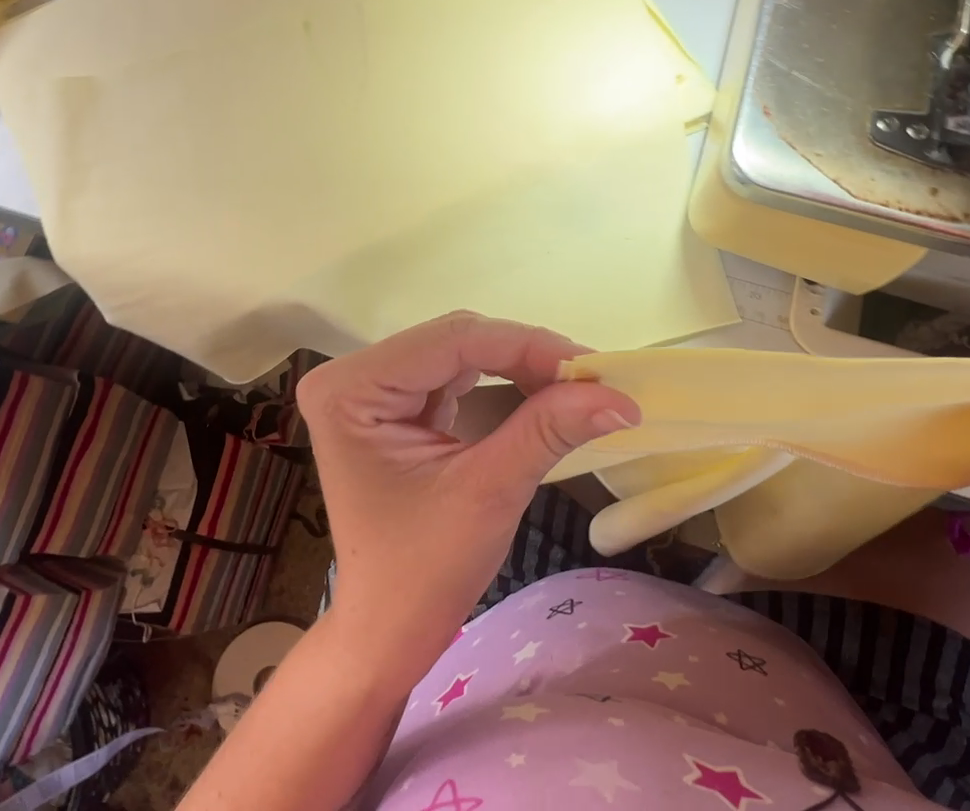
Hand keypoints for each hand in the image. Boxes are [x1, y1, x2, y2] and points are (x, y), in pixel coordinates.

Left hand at [296, 313, 638, 663]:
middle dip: (527, 357)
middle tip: (593, 381)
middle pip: (455, 341)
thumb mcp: (489, 491)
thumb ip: (548, 430)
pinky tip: (542, 394)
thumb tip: (619, 397)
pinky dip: (503, 383)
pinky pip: (455, 377)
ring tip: (576, 388)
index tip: (594, 369)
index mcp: (350, 390)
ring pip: (460, 354)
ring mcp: (370, 391)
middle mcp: (352, 377)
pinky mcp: (392, 408)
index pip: (452, 341)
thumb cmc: (425, 571)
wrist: (390, 628)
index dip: (528, 347)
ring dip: (520, 367)